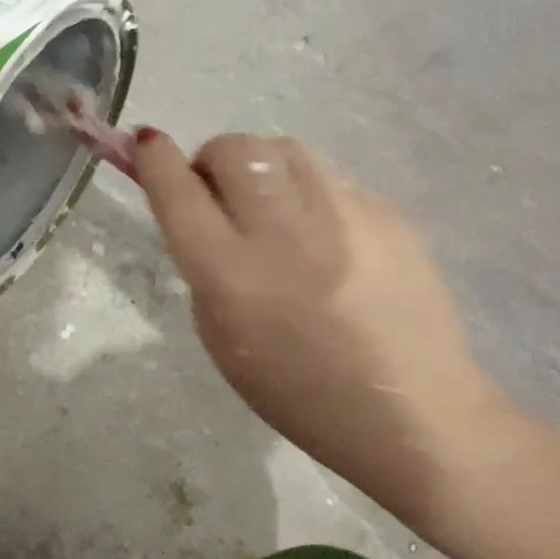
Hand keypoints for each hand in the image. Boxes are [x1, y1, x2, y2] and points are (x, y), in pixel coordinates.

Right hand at [133, 129, 510, 479]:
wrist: (413, 416)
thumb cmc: (296, 391)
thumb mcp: (221, 336)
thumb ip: (204, 266)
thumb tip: (201, 211)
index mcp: (231, 275)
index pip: (179, 191)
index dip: (155, 159)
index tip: (145, 142)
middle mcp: (284, 233)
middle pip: (233, 148)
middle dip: (212, 159)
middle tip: (217, 191)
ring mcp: (345, 218)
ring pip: (284, 149)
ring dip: (260, 166)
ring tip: (270, 206)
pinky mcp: (389, 216)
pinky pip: (329, 177)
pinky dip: (306, 191)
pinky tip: (321, 234)